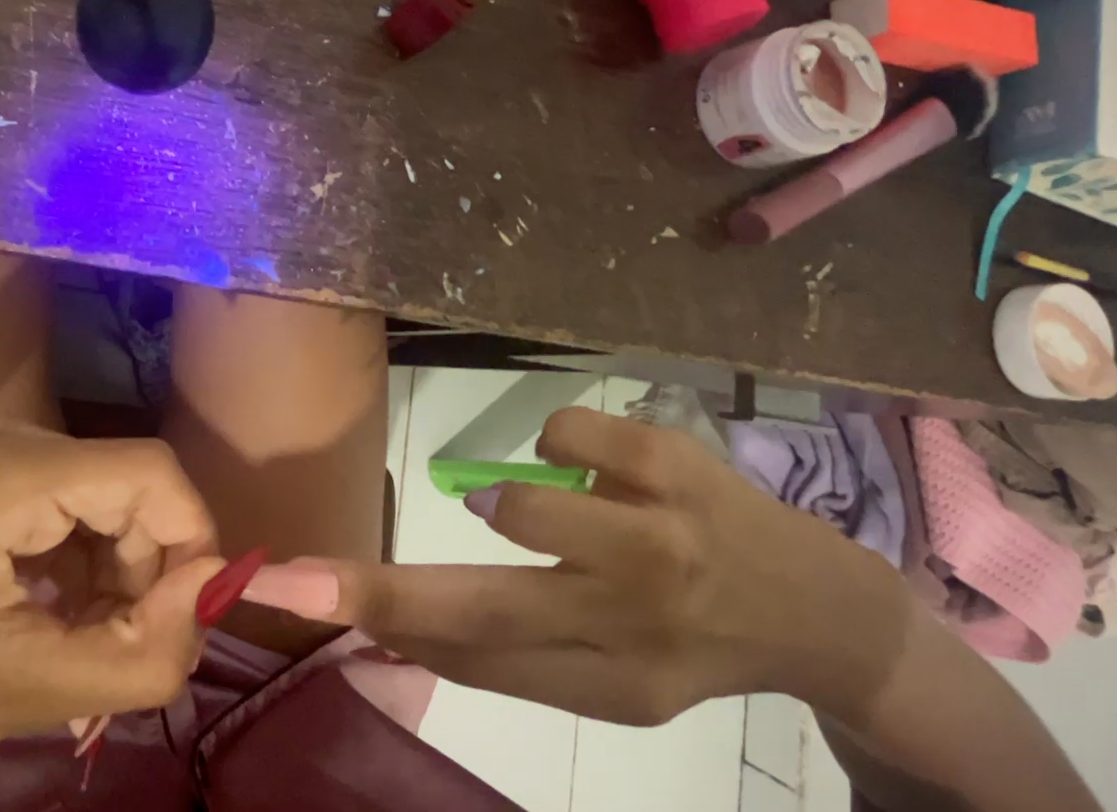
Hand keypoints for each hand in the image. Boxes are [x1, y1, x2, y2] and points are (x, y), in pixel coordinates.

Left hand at [0, 416, 224, 795]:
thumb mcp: (33, 691)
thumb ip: (146, 651)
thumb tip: (215, 590)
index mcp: (6, 475)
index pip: (150, 472)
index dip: (191, 540)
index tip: (185, 619)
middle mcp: (2, 436)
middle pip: (128, 482)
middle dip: (147, 567)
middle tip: (123, 645)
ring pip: (103, 492)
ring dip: (116, 569)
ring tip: (84, 640)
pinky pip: (69, 499)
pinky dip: (85, 557)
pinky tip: (59, 611)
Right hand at [244, 407, 911, 725]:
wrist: (826, 611)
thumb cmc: (686, 640)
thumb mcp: (604, 680)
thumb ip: (502, 654)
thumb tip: (394, 624)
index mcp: (602, 685)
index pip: (468, 656)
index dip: (377, 620)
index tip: (290, 593)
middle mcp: (633, 626)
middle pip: (482, 606)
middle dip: (378, 593)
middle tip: (294, 579)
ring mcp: (665, 543)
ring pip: (526, 505)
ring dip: (511, 501)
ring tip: (548, 508)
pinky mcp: (685, 468)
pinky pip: (569, 432)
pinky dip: (560, 442)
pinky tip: (597, 469)